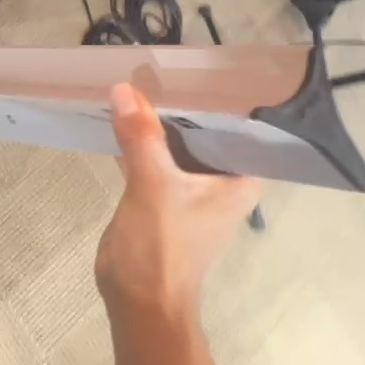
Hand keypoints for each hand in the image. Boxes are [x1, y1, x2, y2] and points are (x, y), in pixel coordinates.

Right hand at [95, 83, 262, 316]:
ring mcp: (192, 186)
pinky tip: (119, 115)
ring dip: (159, 118)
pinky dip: (140, 138)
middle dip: (184, 100)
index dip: (225, 94)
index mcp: (241, 177)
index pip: (245, 124)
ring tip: (138, 80)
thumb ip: (141, 138)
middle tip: (159, 63)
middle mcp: (223, 177)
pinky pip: (155, 155)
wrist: (138, 300)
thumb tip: (124, 90)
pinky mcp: (162, 193)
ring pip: (178, 140)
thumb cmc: (163, 248)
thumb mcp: (153, 187)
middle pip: (207, 127)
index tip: (199, 64)